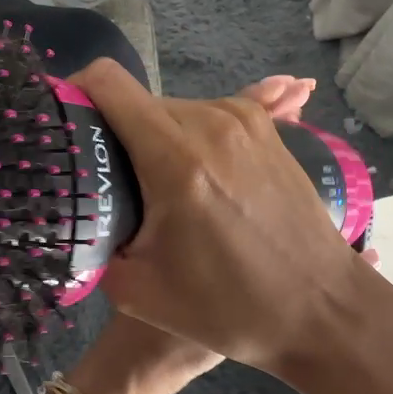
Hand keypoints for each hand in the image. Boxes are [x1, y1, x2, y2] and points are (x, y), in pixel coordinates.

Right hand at [66, 59, 384, 377]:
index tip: (68, 121)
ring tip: (165, 190)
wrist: (324, 311)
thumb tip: (77, 209)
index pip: (109, 82)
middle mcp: (209, 123)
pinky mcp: (265, 126)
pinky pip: (208, 115)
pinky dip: (192, 137)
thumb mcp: (139, 289)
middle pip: (138, 101)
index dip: (77, 89)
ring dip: (156, 138)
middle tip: (119, 182)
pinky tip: (200, 174)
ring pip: (172, 109)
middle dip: (117, 131)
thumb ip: (93, 240)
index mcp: (175, 159)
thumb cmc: (231, 308)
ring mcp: (243, 119)